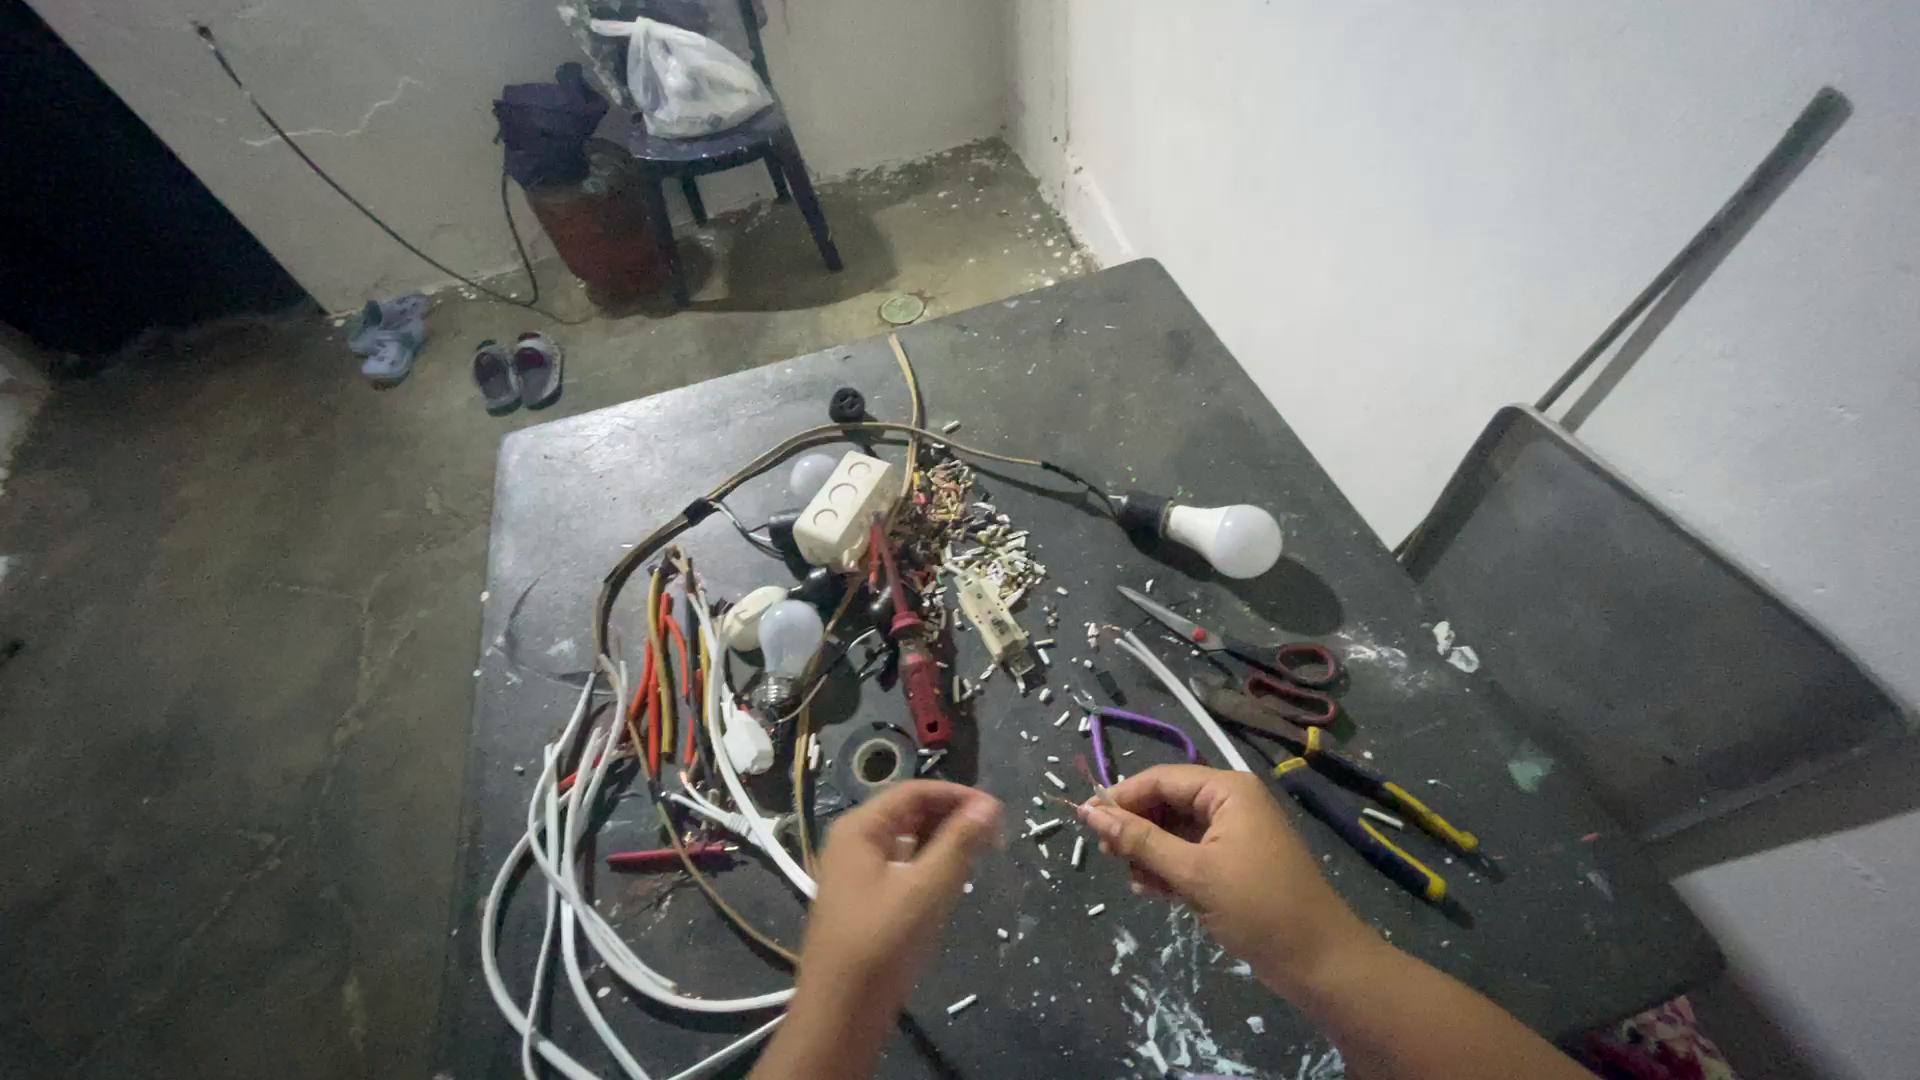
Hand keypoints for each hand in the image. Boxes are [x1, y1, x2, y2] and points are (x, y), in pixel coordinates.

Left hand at [796, 780, 1001, 1011]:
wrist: (839, 1016)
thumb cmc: (882, 944)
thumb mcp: (926, 889)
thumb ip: (959, 843)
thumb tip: (989, 804)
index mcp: (859, 828)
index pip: (914, 791)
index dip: (957, 795)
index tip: (996, 811)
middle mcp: (854, 841)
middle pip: (910, 812)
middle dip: (952, 818)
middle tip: (993, 835)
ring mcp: (856, 871)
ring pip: (908, 840)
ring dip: (944, 842)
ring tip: (979, 855)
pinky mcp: (865, 898)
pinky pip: (902, 865)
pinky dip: (930, 865)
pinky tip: (952, 881)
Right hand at [1078, 764, 1374, 998]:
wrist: (1322, 965)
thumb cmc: (1259, 908)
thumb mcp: (1193, 873)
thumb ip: (1139, 840)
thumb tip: (1089, 812)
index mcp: (1227, 790)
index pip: (1160, 779)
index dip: (1121, 797)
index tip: (1086, 819)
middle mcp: (1230, 802)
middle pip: (1166, 802)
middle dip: (1136, 828)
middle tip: (1109, 855)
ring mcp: (1233, 832)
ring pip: (1174, 830)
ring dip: (1150, 852)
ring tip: (1135, 880)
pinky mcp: (1233, 861)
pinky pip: (1188, 852)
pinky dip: (1168, 867)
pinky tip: (1152, 890)